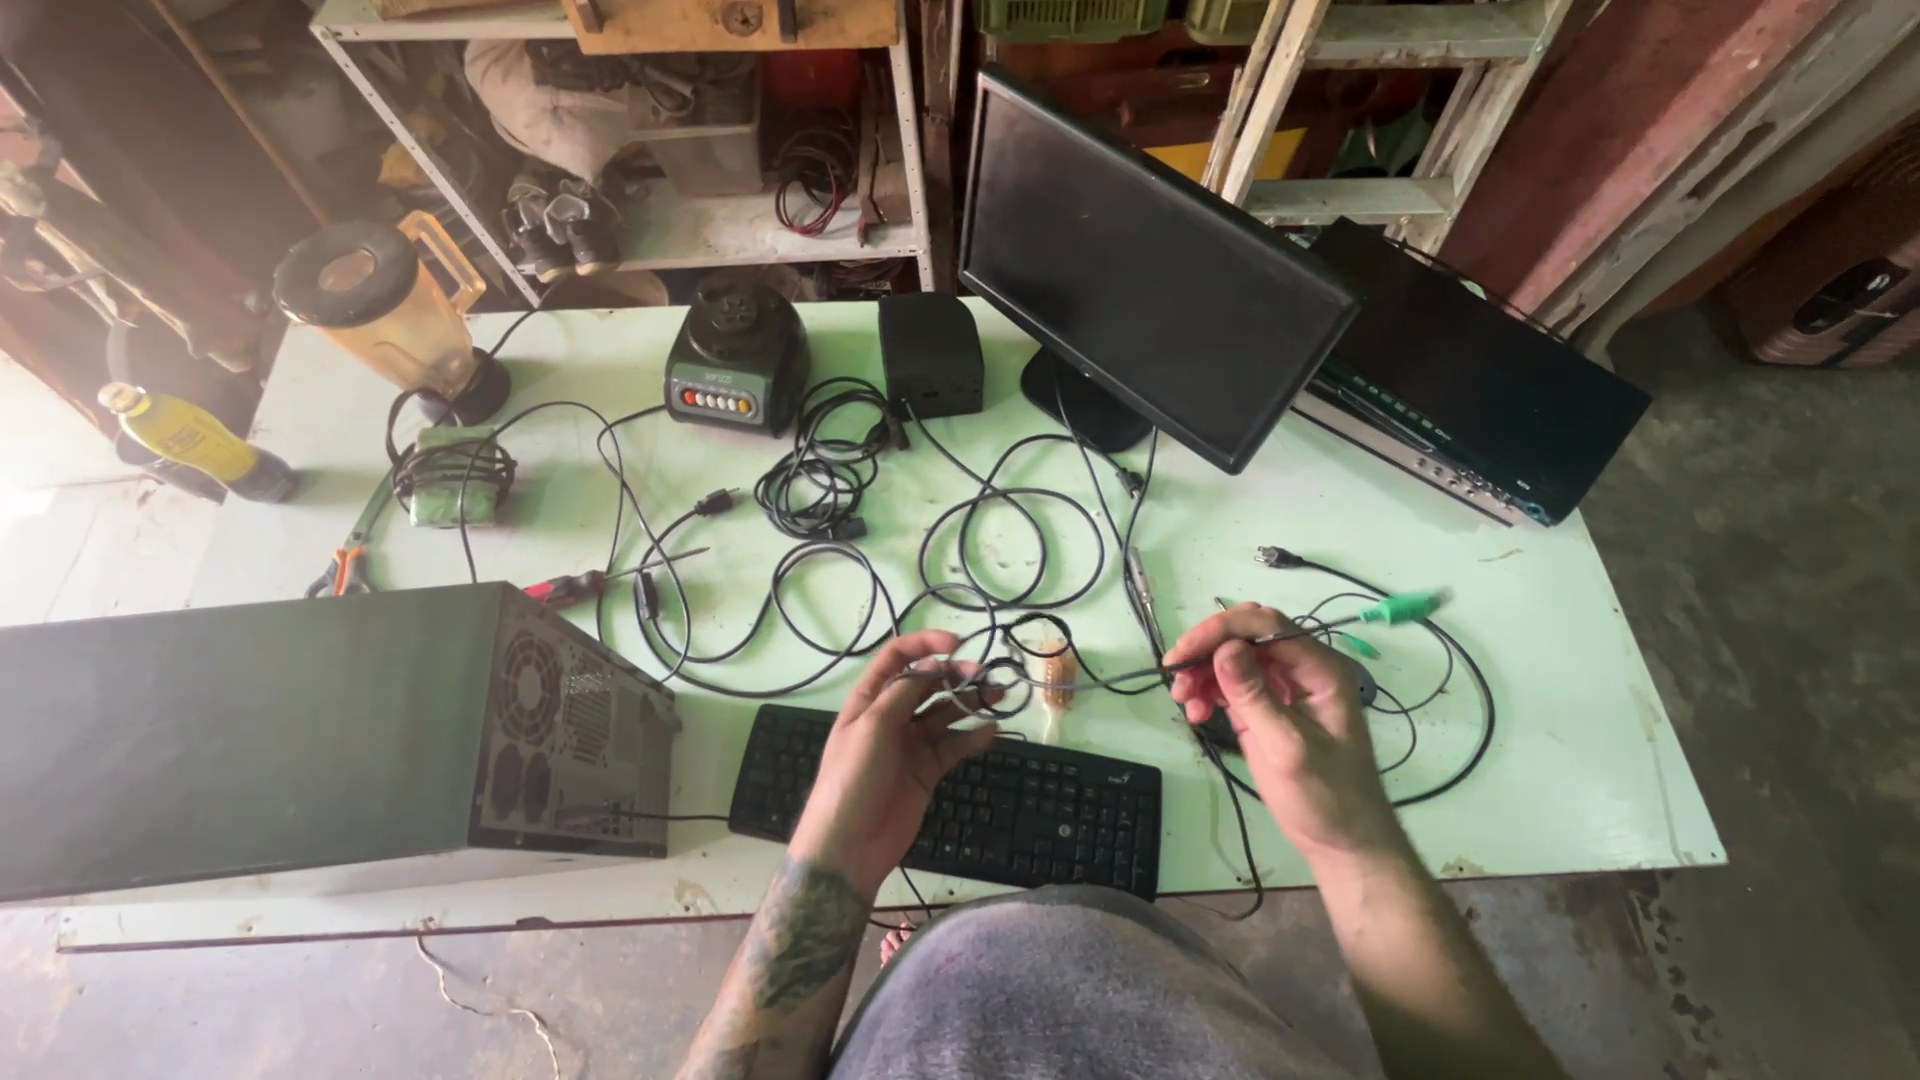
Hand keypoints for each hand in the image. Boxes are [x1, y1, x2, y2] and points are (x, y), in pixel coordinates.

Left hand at [788, 630, 999, 897]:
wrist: (849, 845)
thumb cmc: (852, 778)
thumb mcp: (873, 727)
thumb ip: (904, 693)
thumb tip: (935, 664)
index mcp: (870, 699)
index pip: (898, 658)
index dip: (925, 644)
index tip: (957, 643)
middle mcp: (892, 715)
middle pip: (928, 684)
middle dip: (955, 674)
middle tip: (984, 676)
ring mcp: (911, 743)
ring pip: (945, 712)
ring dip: (970, 701)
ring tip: (997, 695)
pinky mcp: (927, 770)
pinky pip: (954, 746)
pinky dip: (973, 737)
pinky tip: (992, 731)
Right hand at [1164, 603, 1405, 867]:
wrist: (1342, 841)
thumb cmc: (1326, 796)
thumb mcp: (1287, 747)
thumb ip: (1255, 696)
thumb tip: (1224, 649)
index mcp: (1320, 669)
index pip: (1266, 625)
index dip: (1221, 630)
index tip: (1184, 654)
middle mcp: (1301, 669)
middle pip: (1245, 634)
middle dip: (1207, 648)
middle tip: (1176, 674)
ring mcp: (1282, 686)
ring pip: (1232, 656)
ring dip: (1202, 671)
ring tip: (1183, 701)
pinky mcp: (1264, 705)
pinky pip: (1229, 682)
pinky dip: (1207, 690)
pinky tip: (1196, 713)